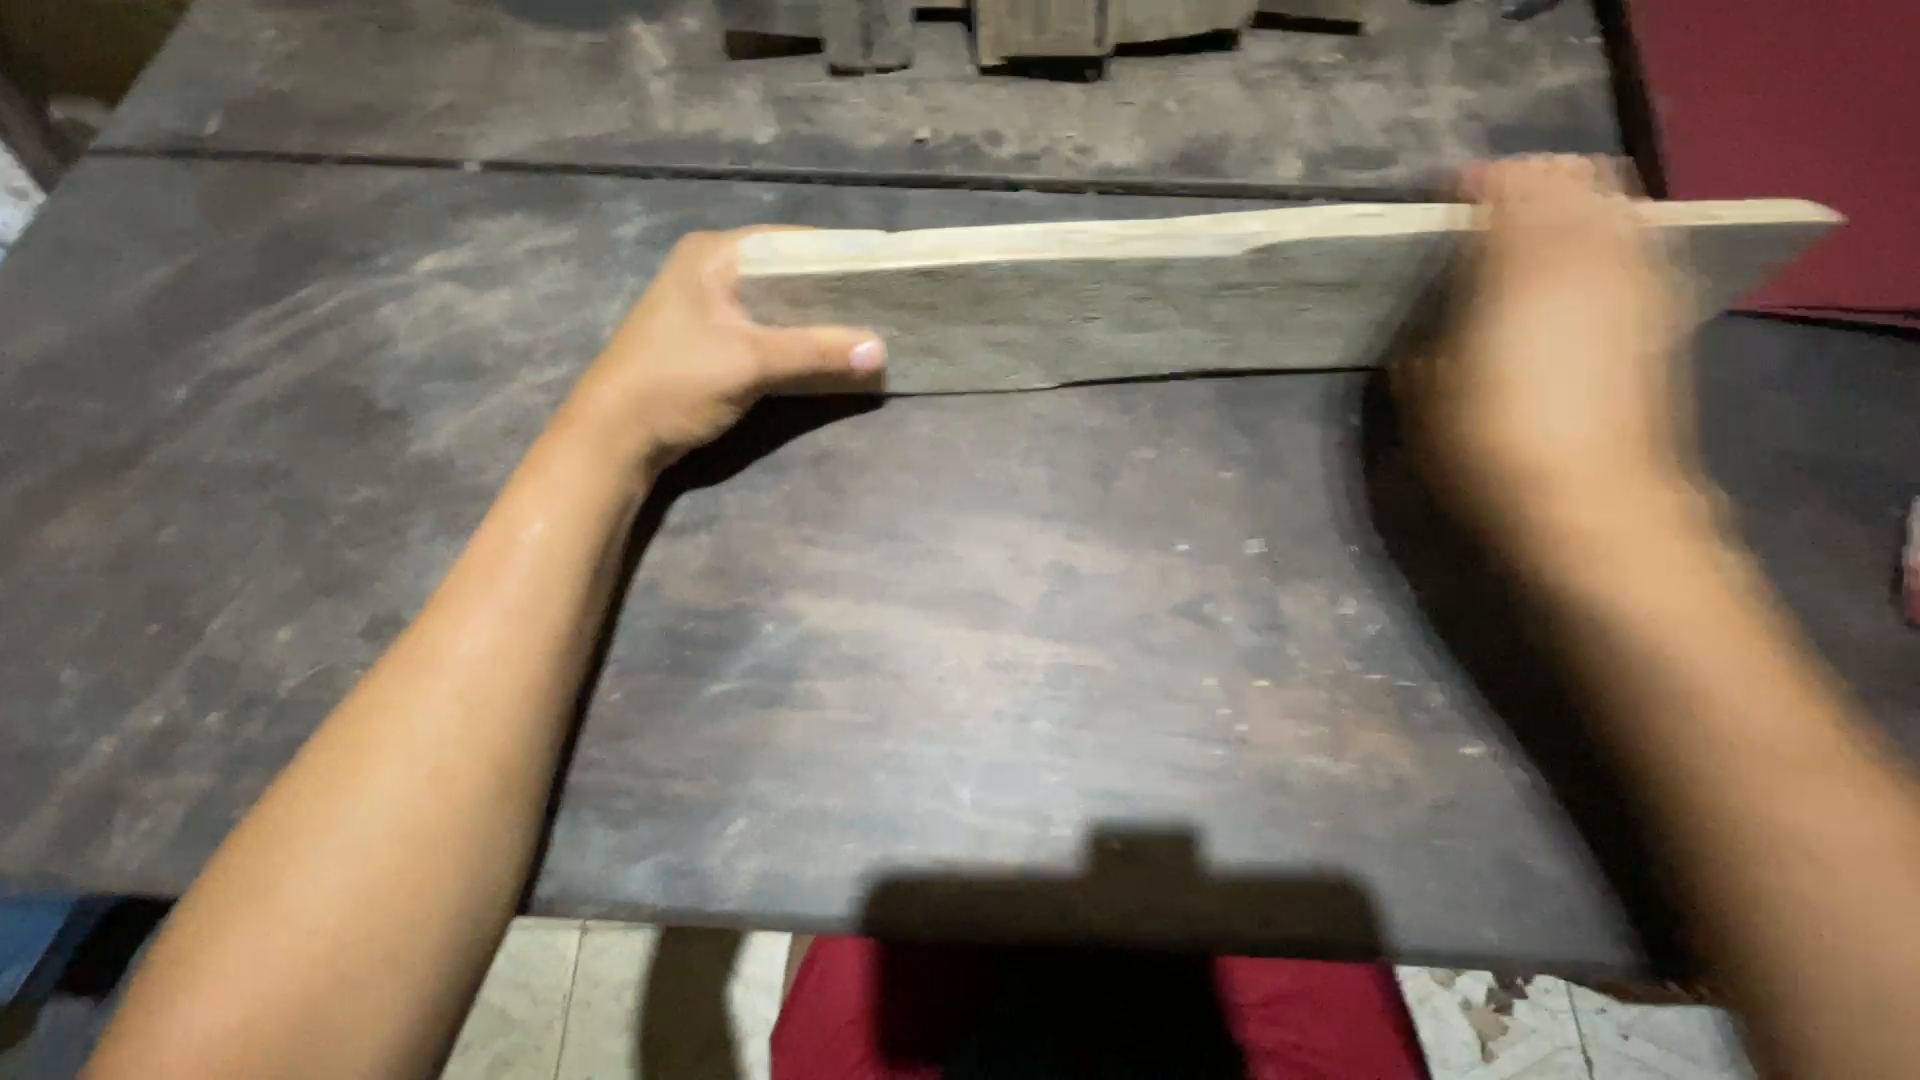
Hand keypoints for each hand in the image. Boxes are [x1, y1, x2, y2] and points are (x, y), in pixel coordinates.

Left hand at [556, 228, 883, 473]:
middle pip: (788, 274)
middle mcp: (712, 270)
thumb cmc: (675, 383)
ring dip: (817, 323)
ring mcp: (710, 308)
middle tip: (885, 306)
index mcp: (713, 254)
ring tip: (868, 331)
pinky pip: (768, 332)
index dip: (840, 256)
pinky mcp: (713, 342)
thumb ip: (815, 352)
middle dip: (834, 293)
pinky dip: (798, 343)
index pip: (791, 242)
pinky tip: (829, 356)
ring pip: (779, 306)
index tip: (886, 272)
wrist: (614, 436)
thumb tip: (880, 351)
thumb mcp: (750, 363)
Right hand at [1403, 156, 1702, 553]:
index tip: (1440, 195)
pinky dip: (1605, 231)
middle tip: (1485, 205)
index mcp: (1517, 266)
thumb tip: (1435, 295)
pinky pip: (1637, 238)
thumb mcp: (1420, 386)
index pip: (1504, 185)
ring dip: (1571, 200)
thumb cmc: (1484, 444)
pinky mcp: (1660, 307)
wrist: (1586, 498)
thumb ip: (1426, 323)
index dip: (1471, 180)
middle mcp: (1586, 254)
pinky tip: (1579, 262)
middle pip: (1569, 177)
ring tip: (1532, 227)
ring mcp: (1634, 277)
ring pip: (1613, 200)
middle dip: (1526, 179)